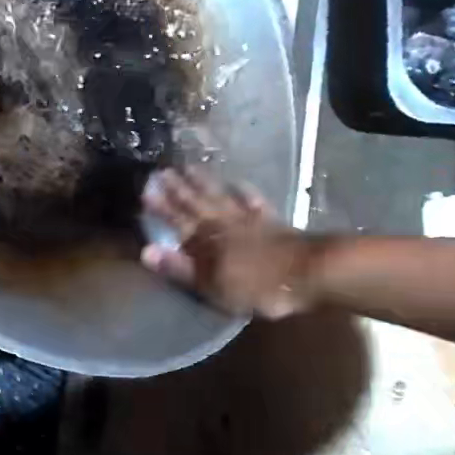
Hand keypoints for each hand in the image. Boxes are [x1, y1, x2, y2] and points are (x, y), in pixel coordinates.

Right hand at [140, 169, 317, 319]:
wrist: (310, 273)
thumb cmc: (258, 287)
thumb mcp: (213, 287)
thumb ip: (180, 268)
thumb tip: (146, 251)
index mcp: (206, 241)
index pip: (176, 220)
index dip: (160, 206)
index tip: (144, 188)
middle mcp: (223, 224)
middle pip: (196, 203)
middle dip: (177, 188)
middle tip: (161, 170)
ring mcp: (248, 219)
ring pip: (219, 196)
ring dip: (203, 183)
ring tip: (189, 167)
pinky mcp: (271, 221)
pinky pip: (253, 201)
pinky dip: (243, 190)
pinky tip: (237, 181)